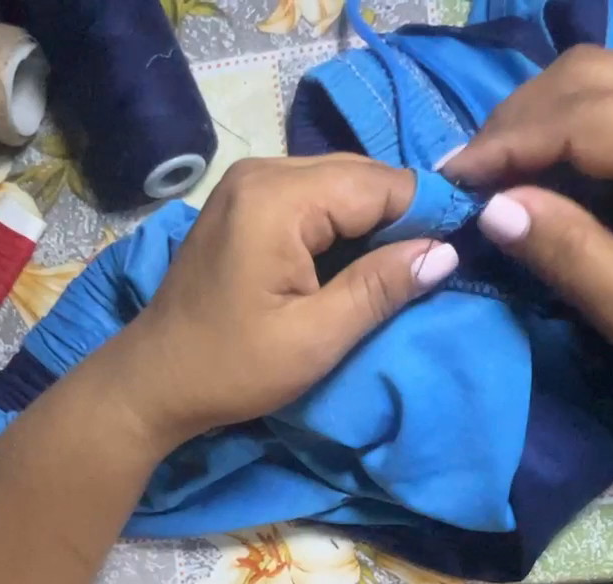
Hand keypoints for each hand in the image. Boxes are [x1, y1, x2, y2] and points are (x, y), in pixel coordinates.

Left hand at [89, 155, 458, 447]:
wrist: (153, 382)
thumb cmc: (232, 368)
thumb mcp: (315, 339)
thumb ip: (380, 289)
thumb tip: (446, 251)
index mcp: (279, 198)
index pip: (379, 184)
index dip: (426, 214)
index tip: (460, 252)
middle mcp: (262, 172)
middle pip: (358, 176)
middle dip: (399, 217)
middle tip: (432, 265)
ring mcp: (247, 185)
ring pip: (337, 186)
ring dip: (371, 223)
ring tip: (397, 270)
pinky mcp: (241, 205)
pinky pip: (310, 200)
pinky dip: (339, 227)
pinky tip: (353, 263)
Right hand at [442, 47, 612, 389]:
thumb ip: (565, 253)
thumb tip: (492, 209)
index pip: (582, 116)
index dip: (508, 143)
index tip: (452, 179)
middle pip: (587, 73)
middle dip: (515, 119)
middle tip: (468, 175)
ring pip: (597, 71)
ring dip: (536, 114)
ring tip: (494, 168)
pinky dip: (565, 119)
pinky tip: (540, 159)